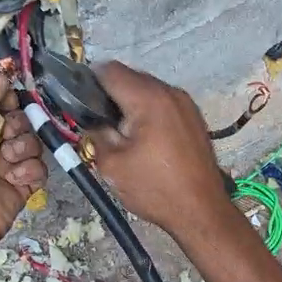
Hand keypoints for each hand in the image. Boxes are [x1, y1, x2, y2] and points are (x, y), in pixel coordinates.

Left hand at [0, 76, 46, 257]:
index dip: (5, 97)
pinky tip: (13, 179)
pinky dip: (29, 170)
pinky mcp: (24, 184)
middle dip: (15, 123)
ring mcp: (9, 163)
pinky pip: (40, 167)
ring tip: (6, 160)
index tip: (5, 101)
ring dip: (22, 146)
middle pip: (20, 117)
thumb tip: (0, 77)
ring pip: (33, 140)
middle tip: (2, 135)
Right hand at [87, 62, 235, 241]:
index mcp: (148, 98)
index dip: (89, 81)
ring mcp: (186, 103)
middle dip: (111, 95)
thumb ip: (96, 133)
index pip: (110, 70)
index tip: (80, 103)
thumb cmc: (154, 188)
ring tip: (122, 134)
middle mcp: (170, 92)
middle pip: (130, 78)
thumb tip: (91, 119)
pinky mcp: (194, 118)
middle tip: (99, 124)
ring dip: (130, 104)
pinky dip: (149, 112)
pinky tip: (144, 139)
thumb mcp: (111, 164)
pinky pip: (163, 103)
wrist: (200, 210)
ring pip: (148, 90)